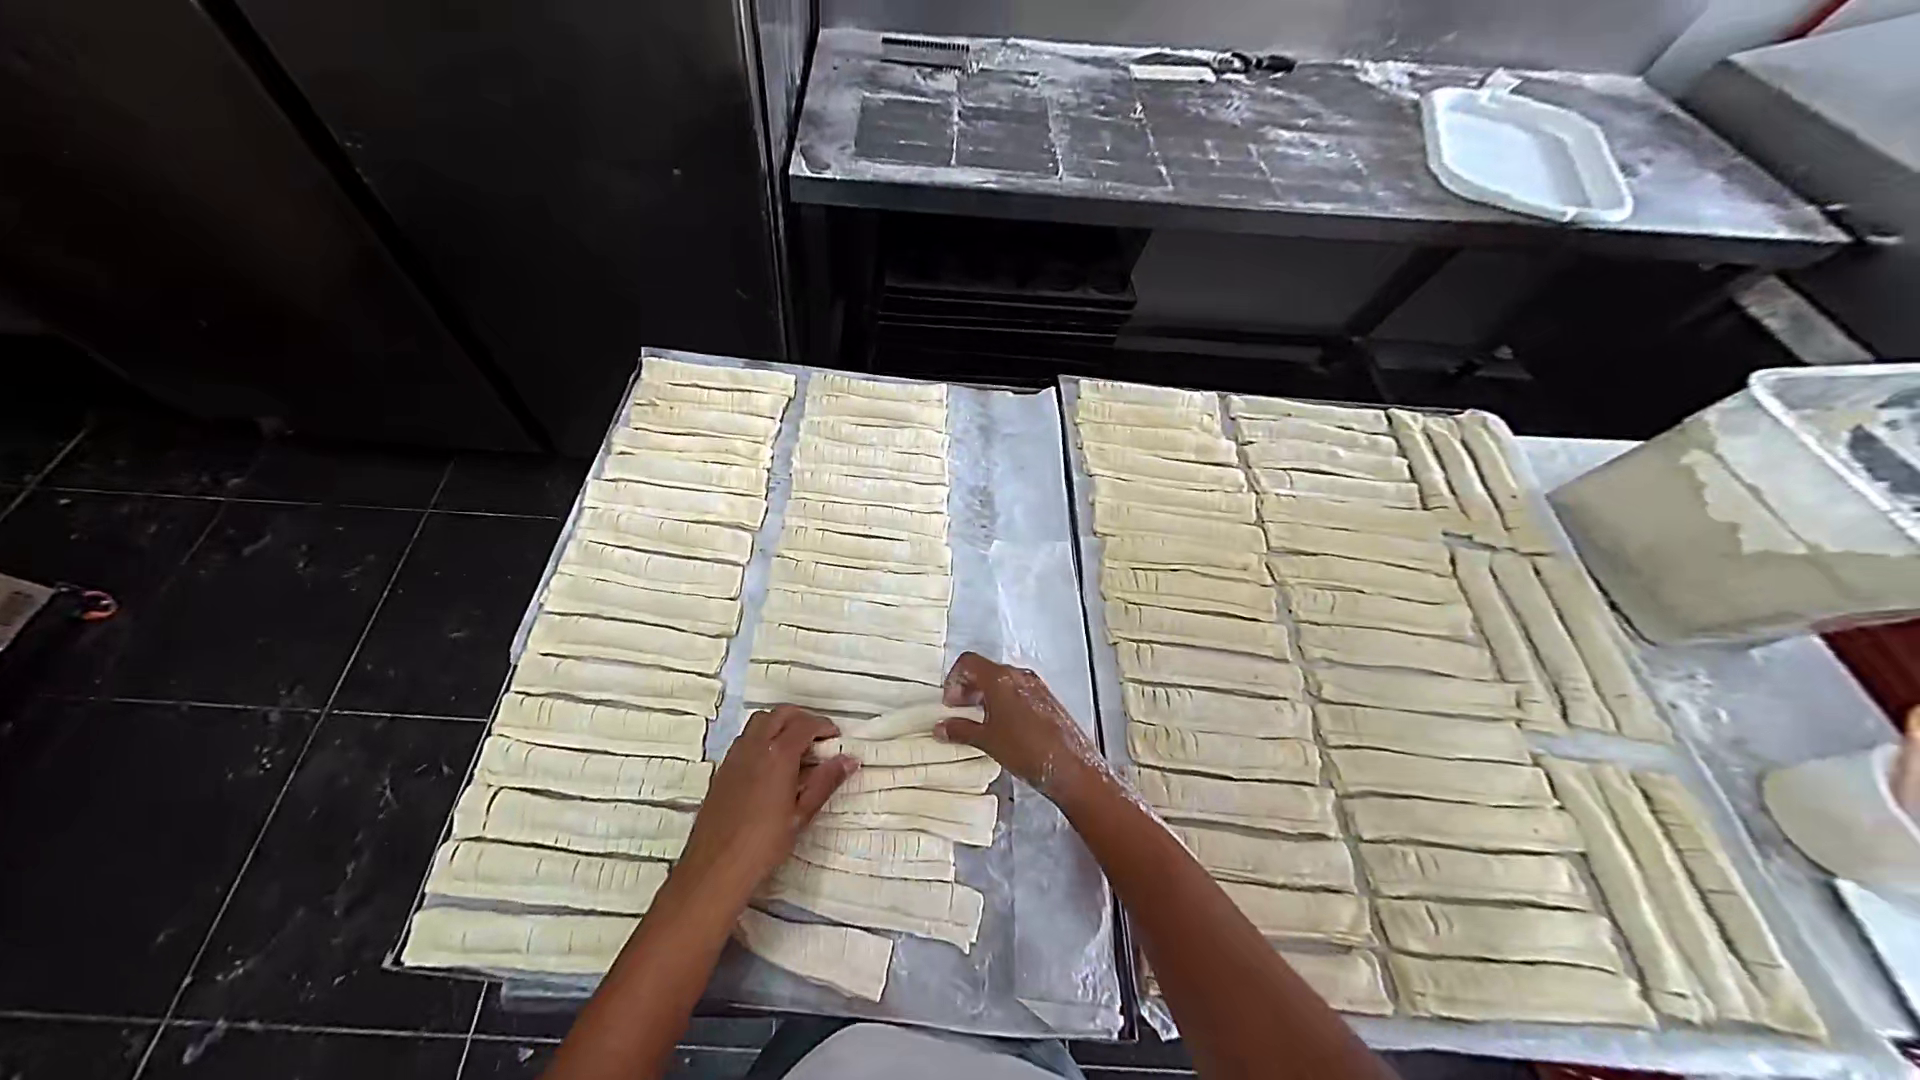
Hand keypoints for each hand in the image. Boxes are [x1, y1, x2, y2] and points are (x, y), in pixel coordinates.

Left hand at [671, 705, 856, 905]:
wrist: (716, 868)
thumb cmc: (762, 845)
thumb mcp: (802, 814)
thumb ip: (825, 782)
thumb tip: (847, 761)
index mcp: (777, 755)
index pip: (805, 725)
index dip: (823, 726)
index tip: (834, 736)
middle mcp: (754, 748)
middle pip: (780, 714)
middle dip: (802, 718)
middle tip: (818, 736)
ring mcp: (735, 757)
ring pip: (760, 722)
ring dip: (780, 723)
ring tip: (796, 746)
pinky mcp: (722, 769)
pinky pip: (746, 739)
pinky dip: (763, 737)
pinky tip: (772, 763)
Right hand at [935, 652, 1109, 801]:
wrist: (1070, 767)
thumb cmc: (1028, 750)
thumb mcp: (987, 741)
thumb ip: (960, 730)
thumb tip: (942, 727)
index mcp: (1000, 679)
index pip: (968, 662)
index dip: (953, 679)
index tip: (950, 701)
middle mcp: (1019, 676)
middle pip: (985, 669)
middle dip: (968, 687)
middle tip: (959, 709)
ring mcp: (1035, 686)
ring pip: (1003, 680)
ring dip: (986, 695)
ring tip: (979, 720)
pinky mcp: (1046, 699)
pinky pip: (1018, 691)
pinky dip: (1004, 701)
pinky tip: (1002, 726)